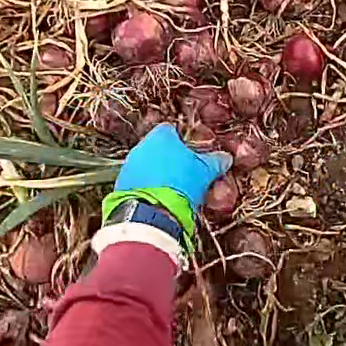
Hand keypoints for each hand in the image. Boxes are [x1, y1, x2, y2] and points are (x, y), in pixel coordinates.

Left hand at [104, 125, 231, 238]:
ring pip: (147, 166)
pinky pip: (138, 183)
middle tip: (186, 174)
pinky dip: (148, 189)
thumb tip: (225, 158)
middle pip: (158, 149)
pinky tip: (160, 200)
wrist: (151, 214)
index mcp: (160, 137)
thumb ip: (215, 162)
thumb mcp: (205, 171)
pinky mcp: (121, 187)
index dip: (182, 141)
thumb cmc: (180, 184)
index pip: (170, 130)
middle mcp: (141, 148)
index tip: (192, 154)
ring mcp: (128, 167)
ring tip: (175, 191)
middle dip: (171, 160)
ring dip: (158, 175)